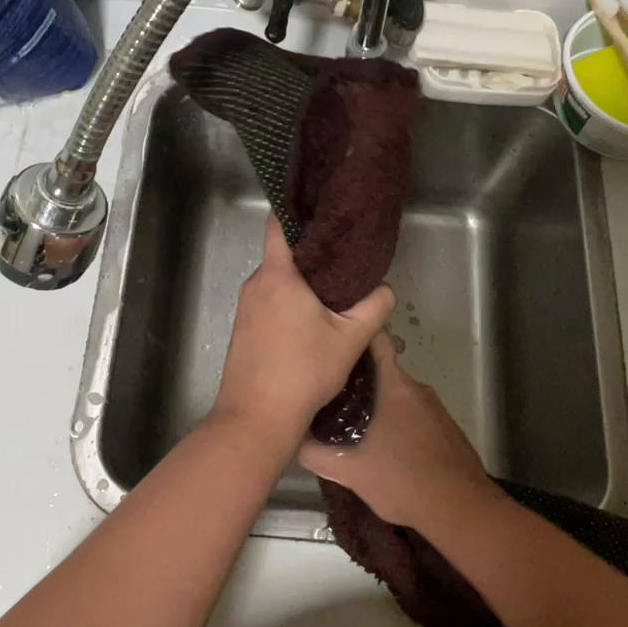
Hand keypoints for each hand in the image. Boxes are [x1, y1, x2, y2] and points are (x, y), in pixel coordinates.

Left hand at [211, 216, 393, 444]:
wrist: (256, 419)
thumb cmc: (302, 372)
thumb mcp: (350, 340)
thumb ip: (374, 308)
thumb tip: (385, 290)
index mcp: (278, 276)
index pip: (278, 225)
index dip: (296, 210)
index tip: (319, 207)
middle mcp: (256, 285)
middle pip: (282, 255)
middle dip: (311, 254)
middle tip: (344, 257)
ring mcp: (245, 309)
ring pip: (277, 283)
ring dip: (302, 284)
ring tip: (334, 291)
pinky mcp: (243, 331)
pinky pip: (269, 304)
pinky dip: (289, 304)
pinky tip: (312, 321)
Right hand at [298, 333, 500, 529]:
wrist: (461, 508)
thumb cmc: (403, 480)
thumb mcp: (349, 472)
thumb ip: (316, 454)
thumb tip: (294, 438)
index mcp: (394, 386)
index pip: (376, 340)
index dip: (355, 337)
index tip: (333, 344)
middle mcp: (416, 388)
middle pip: (382, 370)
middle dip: (356, 379)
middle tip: (329, 392)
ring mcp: (434, 408)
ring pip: (397, 395)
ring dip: (377, 404)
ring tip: (352, 423)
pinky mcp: (444, 427)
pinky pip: (413, 414)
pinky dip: (397, 422)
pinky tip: (385, 446)